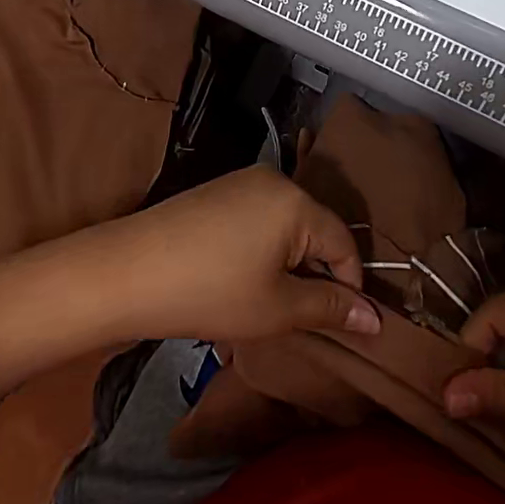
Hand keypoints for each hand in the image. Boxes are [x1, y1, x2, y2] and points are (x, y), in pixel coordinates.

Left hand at [60, 167, 382, 343]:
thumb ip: (331, 308)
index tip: (341, 323)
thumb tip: (376, 319)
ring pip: (285, 226)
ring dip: (286, 264)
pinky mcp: (217, 190)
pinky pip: (258, 219)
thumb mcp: (278, 308)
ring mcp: (241, 181)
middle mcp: (273, 180)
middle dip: (314, 274)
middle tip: (297, 316)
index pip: (344, 243)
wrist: (128, 270)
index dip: (349, 286)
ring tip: (265, 302)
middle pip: (315, 230)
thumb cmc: (211, 291)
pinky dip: (261, 249)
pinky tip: (238, 278)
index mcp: (296, 201)